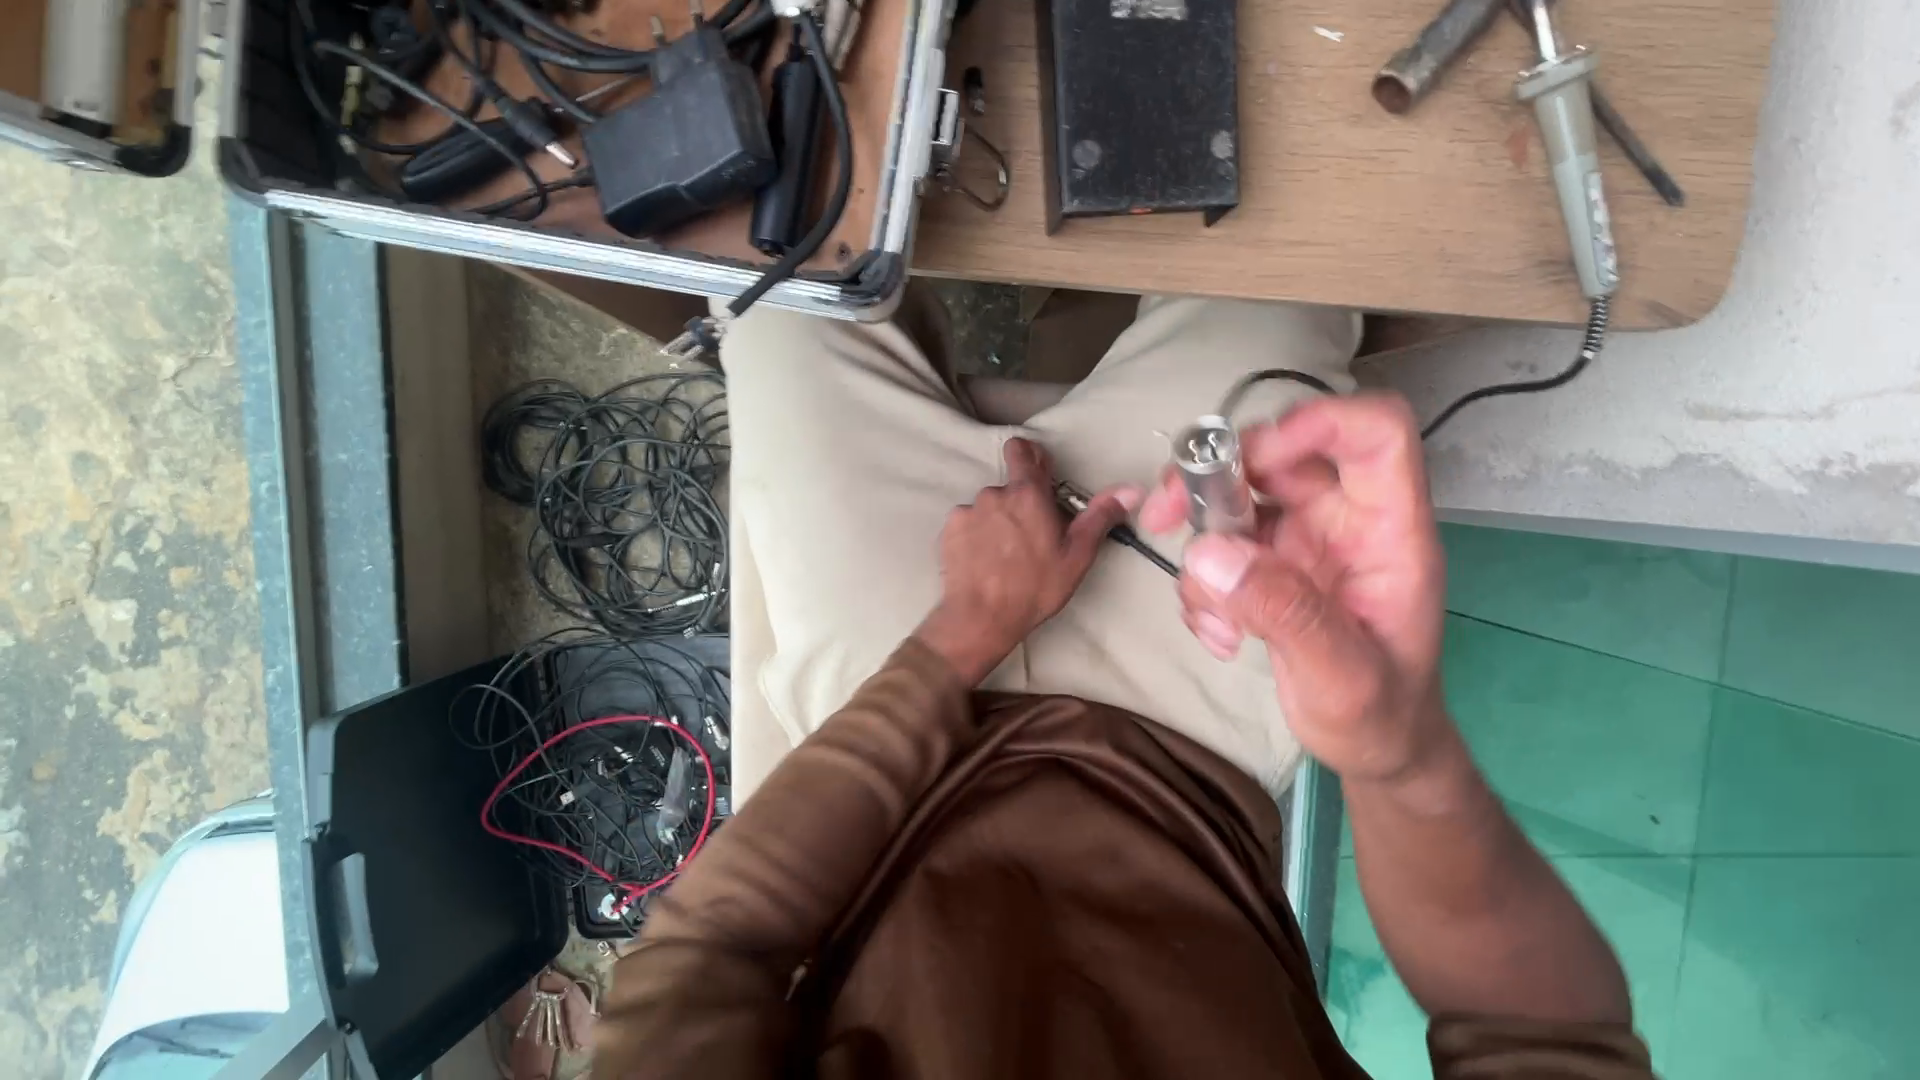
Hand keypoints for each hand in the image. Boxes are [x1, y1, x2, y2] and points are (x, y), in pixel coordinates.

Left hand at [915, 439, 1140, 684]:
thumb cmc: (1034, 588)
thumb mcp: (1076, 556)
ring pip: (988, 507)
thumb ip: (1100, 516)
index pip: (1023, 451)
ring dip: (997, 521)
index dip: (1031, 458)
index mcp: (1027, 494)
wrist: (981, 617)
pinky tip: (984, 560)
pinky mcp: (948, 529)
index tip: (1039, 477)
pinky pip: (967, 523)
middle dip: (1020, 505)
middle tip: (1030, 538)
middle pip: (1009, 487)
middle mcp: (994, 494)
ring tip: (1005, 555)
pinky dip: (975, 535)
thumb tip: (1131, 489)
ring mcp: (967, 510)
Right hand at [1140, 395, 1452, 784]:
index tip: (1247, 459)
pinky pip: (1220, 544)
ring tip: (1208, 614)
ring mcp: (1305, 540)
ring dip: (1200, 542)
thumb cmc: (1380, 715)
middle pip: (1279, 455)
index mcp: (1389, 530)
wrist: (1373, 749)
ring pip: (1237, 497)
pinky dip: (1201, 581)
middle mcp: (1345, 520)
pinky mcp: (1271, 565)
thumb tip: (1208, 551)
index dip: (1315, 423)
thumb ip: (1284, 611)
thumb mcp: (1341, 676)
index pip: (1373, 435)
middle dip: (1215, 478)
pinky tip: (1217, 631)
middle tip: (1167, 514)